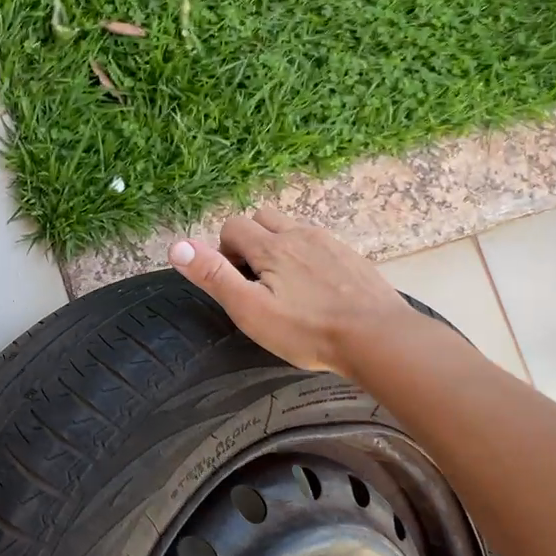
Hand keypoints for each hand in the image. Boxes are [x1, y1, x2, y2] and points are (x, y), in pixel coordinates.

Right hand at [168, 208, 419, 375]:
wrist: (379, 339)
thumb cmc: (307, 331)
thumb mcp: (250, 309)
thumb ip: (214, 275)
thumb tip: (176, 245)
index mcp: (271, 247)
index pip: (233, 226)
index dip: (223, 249)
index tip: (232, 280)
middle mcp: (300, 236)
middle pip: (263, 217)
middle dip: (250, 240)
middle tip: (254, 279)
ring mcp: (331, 245)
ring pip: (294, 228)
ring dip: (280, 245)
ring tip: (283, 284)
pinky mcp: (354, 259)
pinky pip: (321, 245)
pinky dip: (308, 257)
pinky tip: (316, 290)